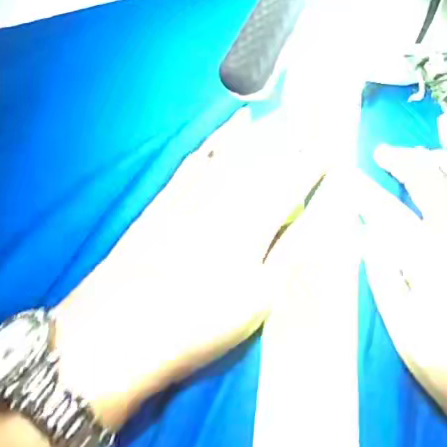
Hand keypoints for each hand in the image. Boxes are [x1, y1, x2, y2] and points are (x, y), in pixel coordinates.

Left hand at [50, 111, 325, 428]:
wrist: (106, 341)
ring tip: (290, 105)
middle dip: (298, 130)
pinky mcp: (165, 200)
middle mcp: (228, 196)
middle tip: (320, 106)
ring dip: (268, 125)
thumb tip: (333, 213)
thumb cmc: (194, 326)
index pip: (297, 178)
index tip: (340, 139)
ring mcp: (194, 194)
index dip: (320, 157)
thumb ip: (297, 249)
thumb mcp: (259, 300)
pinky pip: (200, 157)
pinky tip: (233, 124)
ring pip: (239, 149)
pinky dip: (221, 137)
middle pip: (270, 154)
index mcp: (256, 220)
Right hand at [358, 146, 446, 446]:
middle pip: (433, 174)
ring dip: (441, 157)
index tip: (352, 178)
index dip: (368, 193)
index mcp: (435, 254)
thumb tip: (371, 239)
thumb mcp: (409, 336)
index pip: (391, 211)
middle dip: (404, 158)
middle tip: (386, 153)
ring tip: (422, 157)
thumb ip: (387, 281)